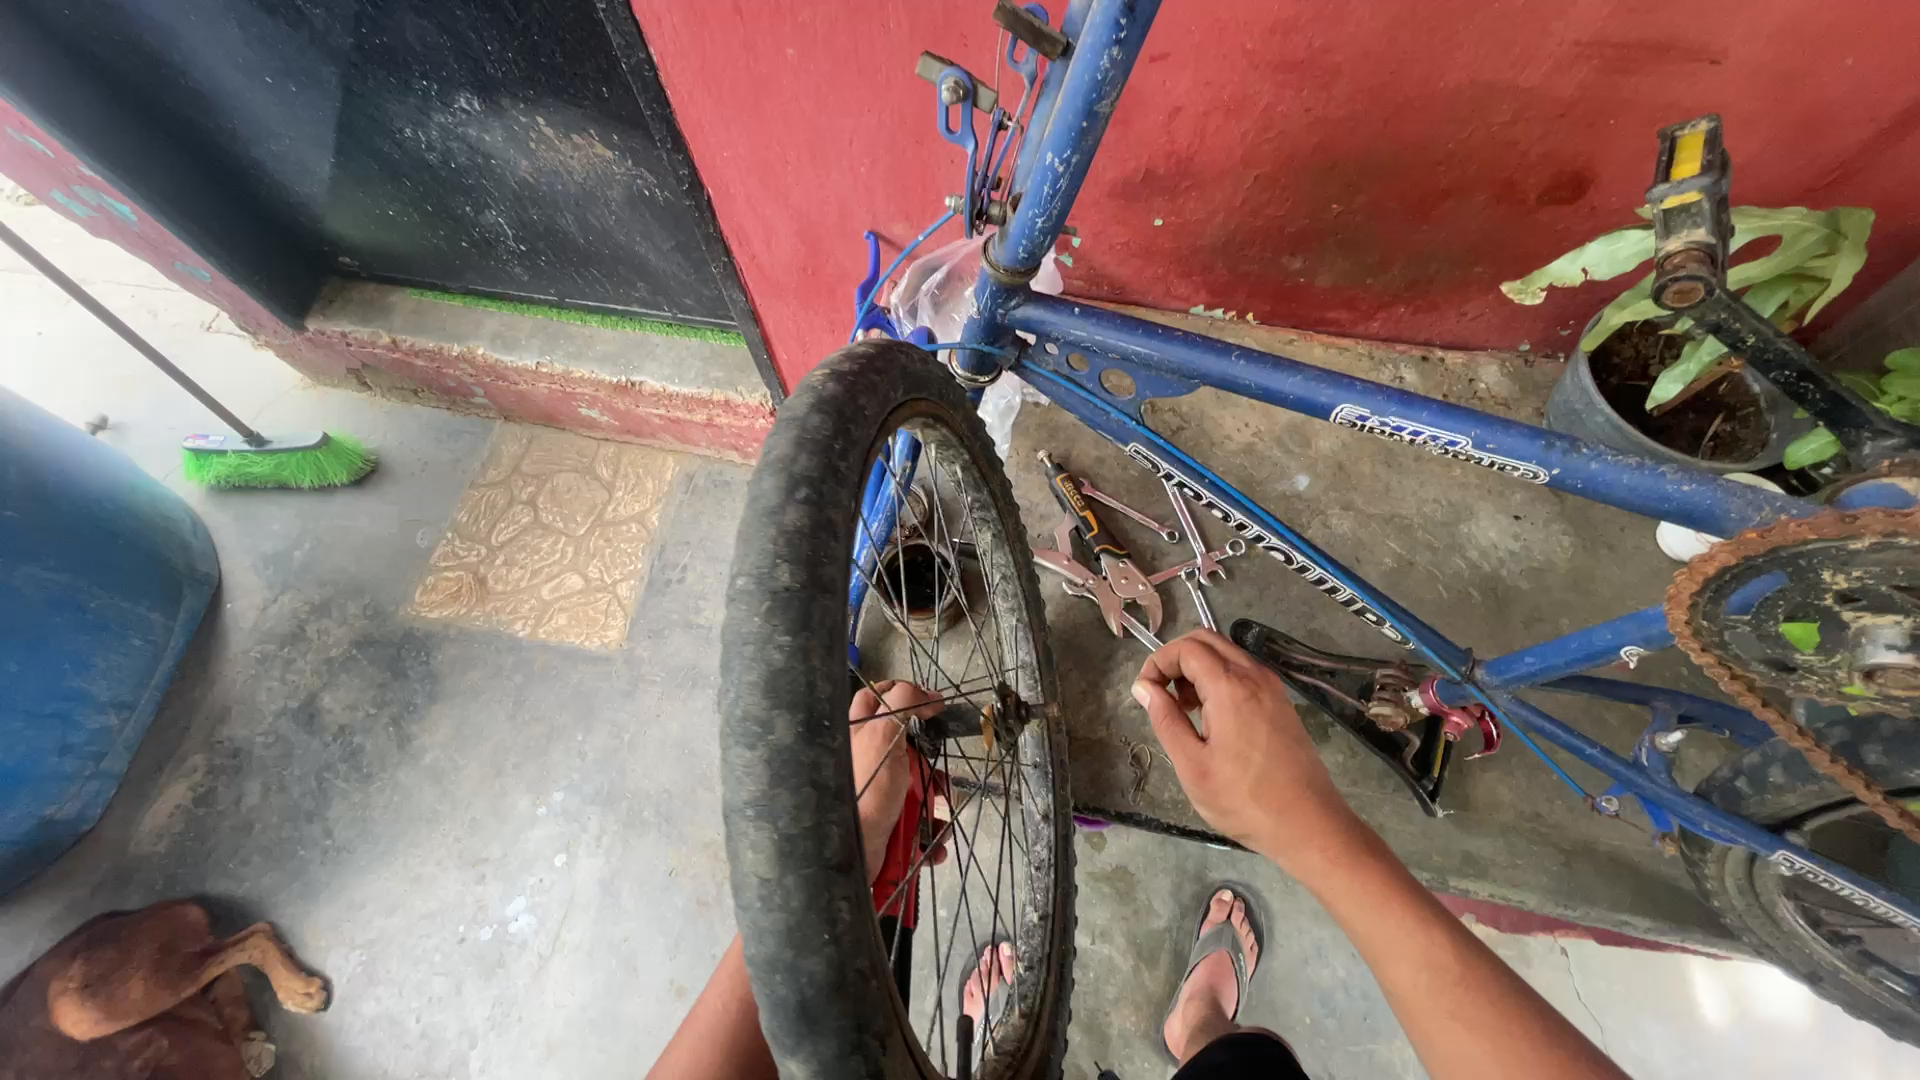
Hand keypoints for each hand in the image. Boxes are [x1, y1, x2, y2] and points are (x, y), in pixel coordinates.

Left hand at [848, 681, 943, 881]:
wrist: (853, 848)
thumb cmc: (867, 787)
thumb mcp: (883, 734)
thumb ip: (903, 704)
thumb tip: (929, 694)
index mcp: (858, 732)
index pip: (877, 697)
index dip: (903, 693)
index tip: (931, 703)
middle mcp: (865, 757)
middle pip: (905, 745)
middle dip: (930, 761)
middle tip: (941, 769)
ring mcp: (877, 790)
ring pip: (917, 784)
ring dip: (936, 800)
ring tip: (942, 812)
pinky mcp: (886, 819)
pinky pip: (917, 819)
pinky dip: (931, 830)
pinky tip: (935, 842)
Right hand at [1133, 630, 1365, 874]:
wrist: (1309, 826)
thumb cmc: (1244, 800)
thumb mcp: (1192, 765)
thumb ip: (1165, 719)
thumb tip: (1143, 687)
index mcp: (1230, 687)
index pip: (1185, 648)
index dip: (1157, 662)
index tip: (1145, 692)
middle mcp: (1254, 676)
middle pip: (1206, 640)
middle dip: (1175, 659)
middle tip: (1161, 694)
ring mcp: (1272, 687)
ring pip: (1225, 653)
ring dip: (1197, 668)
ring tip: (1184, 709)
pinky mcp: (1281, 701)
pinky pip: (1242, 671)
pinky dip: (1218, 679)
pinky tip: (1211, 717)